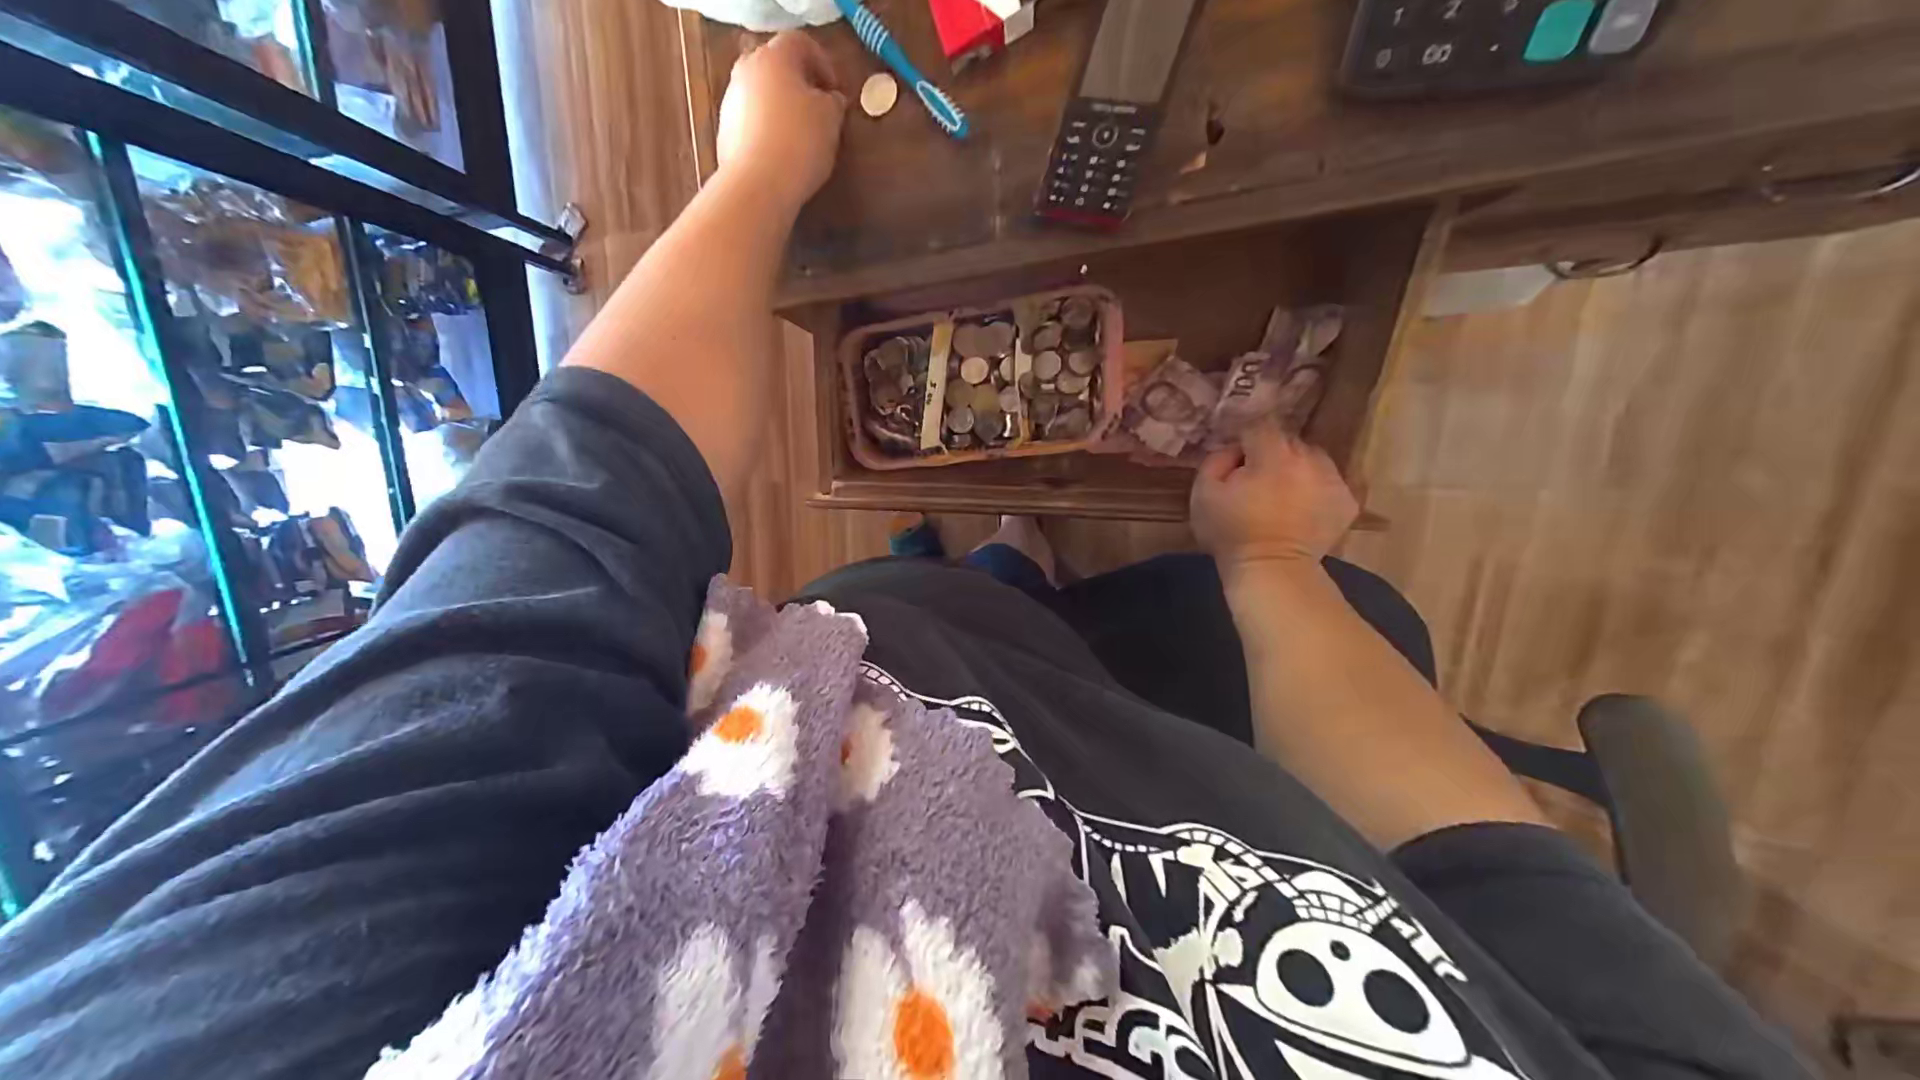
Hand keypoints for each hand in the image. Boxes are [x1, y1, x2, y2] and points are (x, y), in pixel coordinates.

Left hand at [716, 31, 846, 210]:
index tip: (835, 89)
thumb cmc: (800, 143)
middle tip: (818, 109)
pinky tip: (781, 153)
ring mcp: (731, 101)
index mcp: (774, 58)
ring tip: (800, 135)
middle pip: (776, 66)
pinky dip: (767, 129)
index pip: (800, 42)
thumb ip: (833, 102)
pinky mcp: (724, 131)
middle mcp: (746, 70)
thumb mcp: (830, 120)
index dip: (823, 62)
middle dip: (798, 84)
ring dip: (781, 107)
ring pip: (761, 94)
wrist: (758, 185)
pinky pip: (751, 121)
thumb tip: (831, 99)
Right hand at [1191, 420, 1358, 573]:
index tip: (1237, 461)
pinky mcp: (1346, 501)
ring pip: (1313, 459)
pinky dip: (1316, 490)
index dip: (1245, 441)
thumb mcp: (1203, 493)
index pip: (1260, 426)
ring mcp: (1333, 479)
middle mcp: (1309, 459)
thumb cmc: (1231, 534)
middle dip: (1273, 454)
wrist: (1272, 571)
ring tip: (1284, 495)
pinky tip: (1301, 510)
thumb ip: (1216, 460)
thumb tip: (1234, 450)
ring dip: (1298, 469)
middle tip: (1259, 481)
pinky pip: (1329, 483)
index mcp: (1272, 454)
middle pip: (1289, 441)